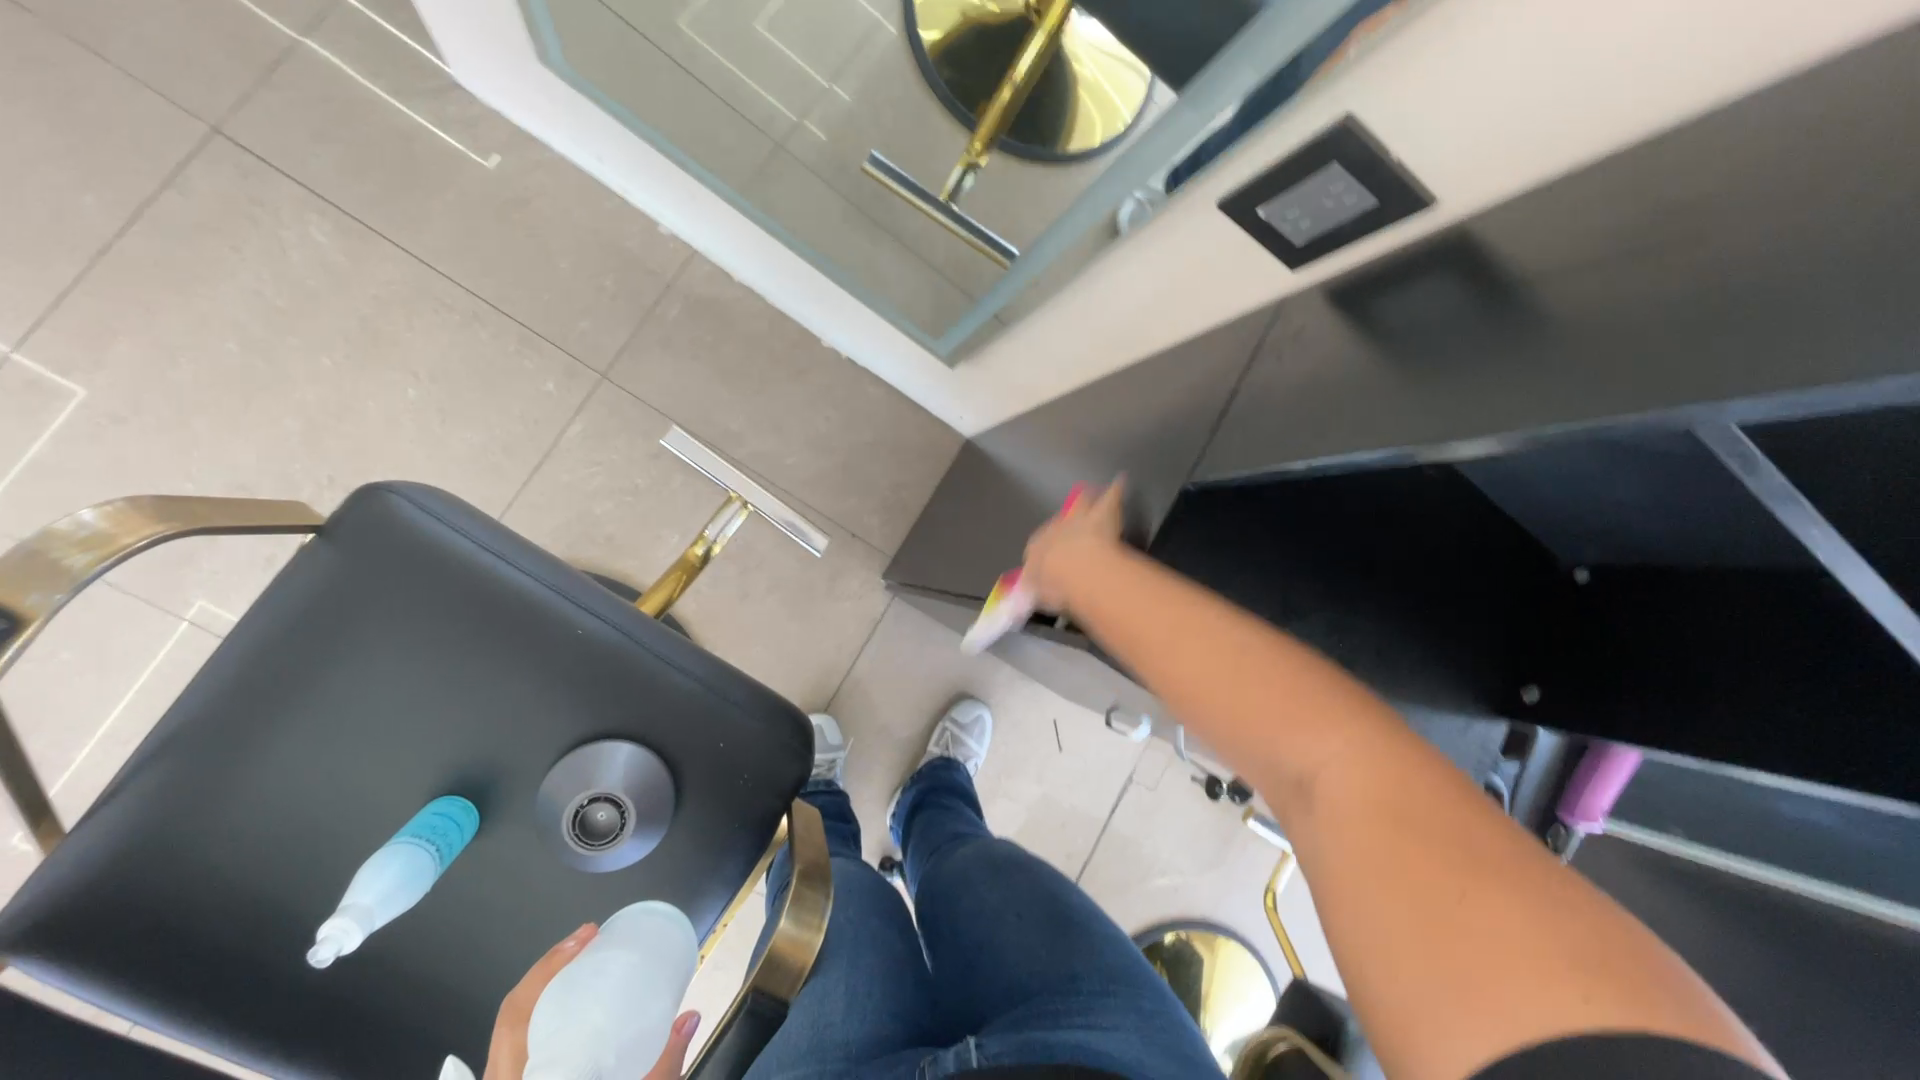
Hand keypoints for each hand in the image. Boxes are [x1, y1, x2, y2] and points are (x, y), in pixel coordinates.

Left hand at [481, 923, 700, 1079]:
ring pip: (508, 1038)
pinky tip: (571, 1025)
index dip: (550, 965)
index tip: (587, 936)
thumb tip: (690, 1018)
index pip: (519, 1012)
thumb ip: (663, 1066)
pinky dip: (541, 1029)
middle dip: (548, 970)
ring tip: (581, 975)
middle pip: (510, 1016)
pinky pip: (516, 1057)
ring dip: (543, 999)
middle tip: (588, 943)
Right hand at [1022, 477, 1124, 612]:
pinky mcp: (1102, 513)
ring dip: (1085, 500)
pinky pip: (1109, 498)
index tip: (1053, 565)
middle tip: (1071, 527)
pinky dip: (1115, 490)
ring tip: (1089, 492)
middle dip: (1064, 525)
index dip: (1046, 556)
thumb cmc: (1055, 586)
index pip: (1037, 551)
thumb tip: (1035, 597)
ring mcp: (1078, 518)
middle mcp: (1053, 529)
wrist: (1075, 570)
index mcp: (1035, 550)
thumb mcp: (1041, 596)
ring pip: (1080, 505)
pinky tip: (1120, 480)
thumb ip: (1040, 594)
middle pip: (1058, 524)